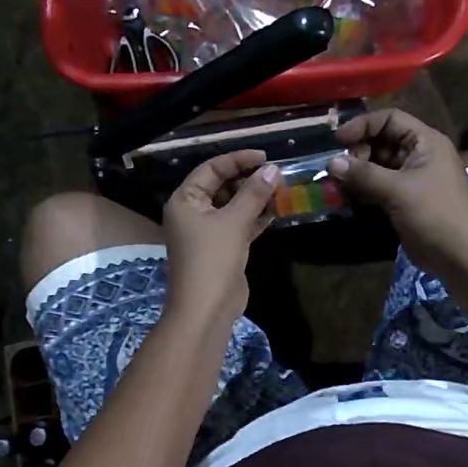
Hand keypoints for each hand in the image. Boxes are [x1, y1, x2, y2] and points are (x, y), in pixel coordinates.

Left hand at [162, 149, 279, 325]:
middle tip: (278, 175)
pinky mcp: (222, 247)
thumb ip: (253, 194)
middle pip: (222, 185)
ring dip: (255, 198)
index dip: (238, 160)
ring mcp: (207, 231)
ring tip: (282, 190)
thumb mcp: (234, 222)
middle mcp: (193, 212)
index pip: (211, 168)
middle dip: (249, 179)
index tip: (266, 157)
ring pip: (233, 205)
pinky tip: (277, 210)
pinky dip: (256, 217)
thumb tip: (273, 170)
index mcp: (185, 200)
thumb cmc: (212, 260)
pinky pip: (240, 224)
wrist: (206, 309)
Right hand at [328, 110, 467, 279]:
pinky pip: (379, 188)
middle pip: (381, 142)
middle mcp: (419, 156)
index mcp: (425, 142)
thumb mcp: (398, 190)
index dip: (363, 125)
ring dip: (357, 174)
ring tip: (337, 185)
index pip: (390, 119)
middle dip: (357, 153)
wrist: (462, 256)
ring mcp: (412, 180)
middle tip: (339, 170)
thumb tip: (331, 163)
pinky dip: (363, 191)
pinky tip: (346, 199)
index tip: (338, 140)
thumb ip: (364, 174)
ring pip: (378, 167)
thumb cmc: (436, 214)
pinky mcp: (405, 202)